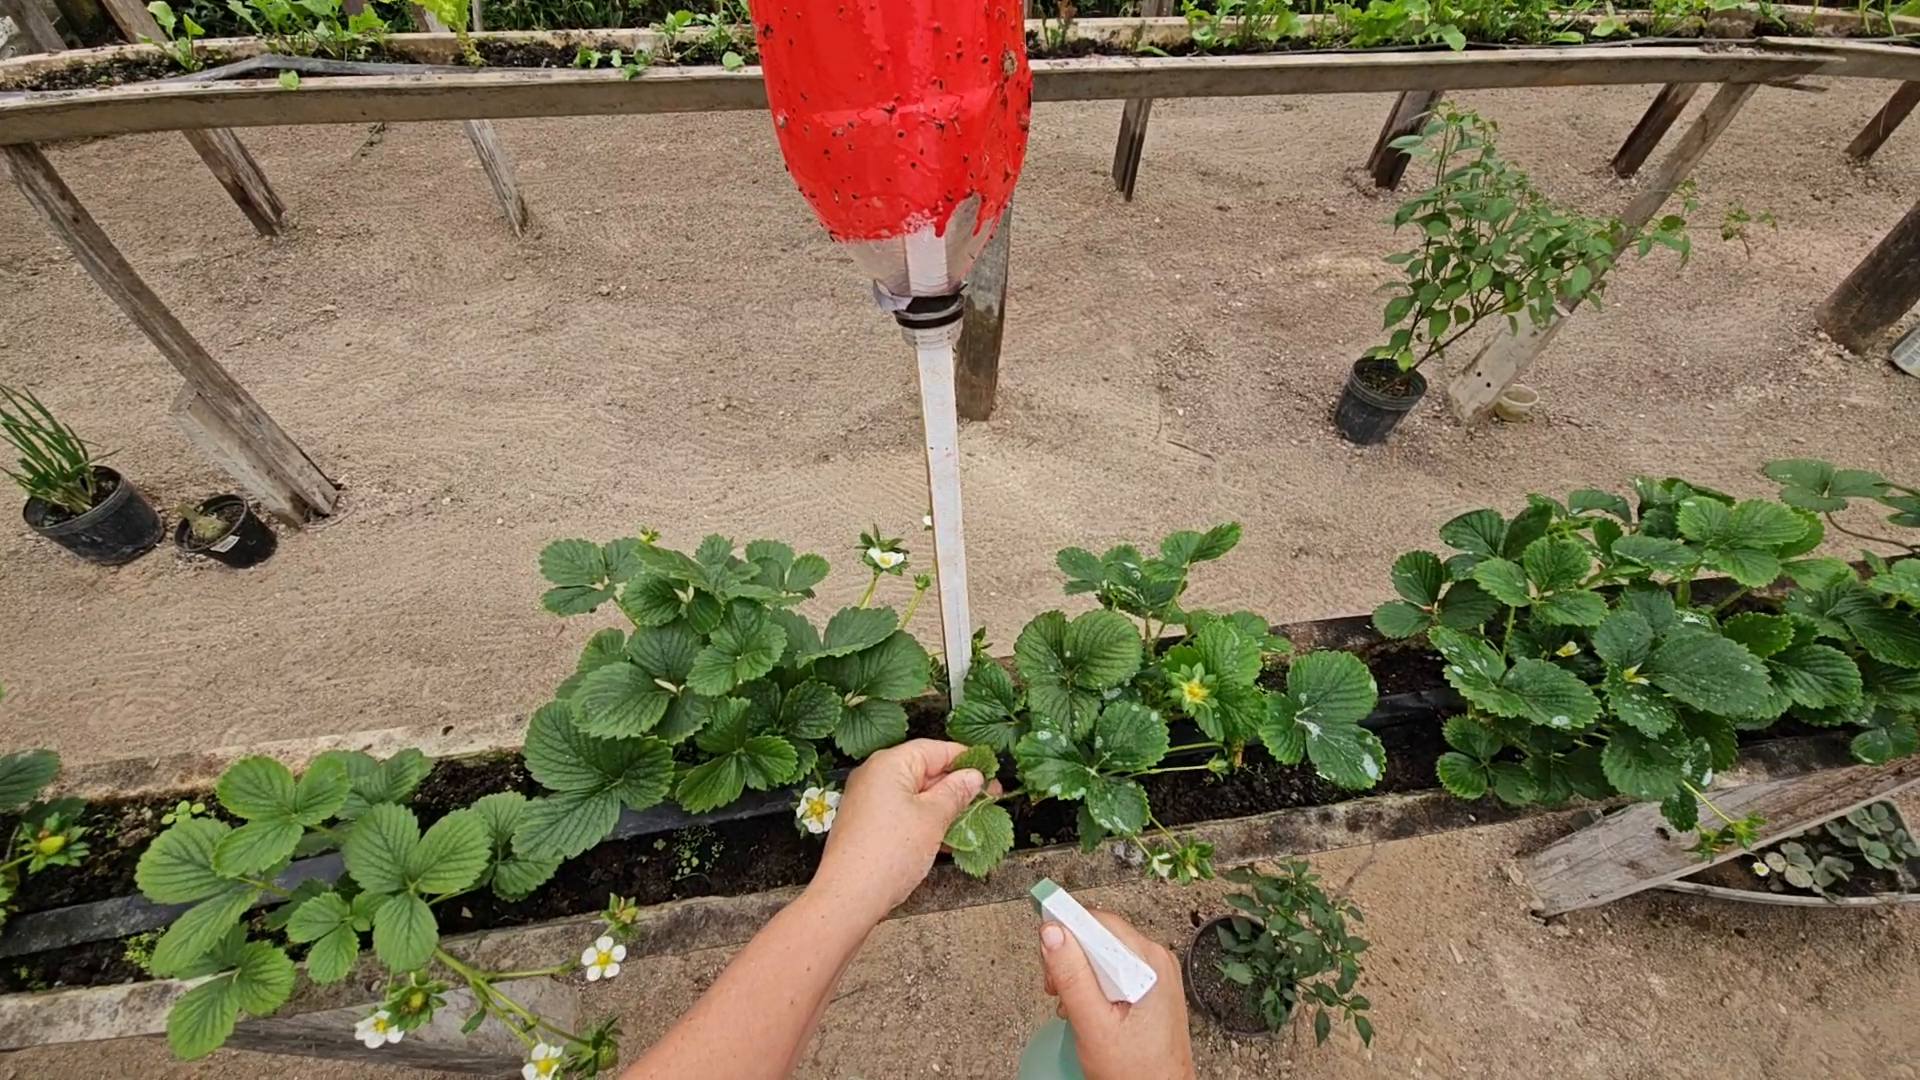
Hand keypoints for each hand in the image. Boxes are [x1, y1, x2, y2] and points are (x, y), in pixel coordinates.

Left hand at [811, 739, 985, 922]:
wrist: (847, 899)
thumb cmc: (886, 855)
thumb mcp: (933, 818)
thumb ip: (956, 792)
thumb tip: (972, 777)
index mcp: (890, 763)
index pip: (935, 749)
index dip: (966, 760)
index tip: (990, 772)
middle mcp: (875, 775)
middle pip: (925, 771)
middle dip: (957, 786)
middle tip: (987, 799)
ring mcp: (869, 801)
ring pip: (916, 796)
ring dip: (944, 808)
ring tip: (972, 822)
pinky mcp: (868, 825)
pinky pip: (903, 814)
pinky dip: (925, 822)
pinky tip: (947, 840)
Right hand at [1040, 910, 1194, 1079]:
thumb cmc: (1137, 1075)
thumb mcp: (1094, 1026)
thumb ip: (1071, 976)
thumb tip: (1053, 932)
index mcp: (1148, 963)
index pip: (1097, 922)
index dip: (1065, 930)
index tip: (1043, 937)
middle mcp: (1155, 960)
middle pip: (1098, 934)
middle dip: (1070, 956)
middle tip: (1056, 986)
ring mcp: (1154, 973)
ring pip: (1103, 951)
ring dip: (1079, 971)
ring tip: (1072, 1002)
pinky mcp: (1149, 986)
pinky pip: (1113, 967)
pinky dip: (1093, 981)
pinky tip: (1088, 1005)